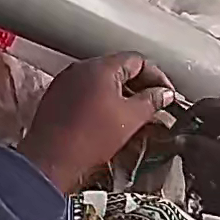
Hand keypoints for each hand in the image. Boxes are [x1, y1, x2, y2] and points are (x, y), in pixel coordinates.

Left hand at [18, 53, 175, 193]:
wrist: (52, 159)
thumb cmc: (89, 138)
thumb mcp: (130, 119)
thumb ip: (151, 101)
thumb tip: (164, 94)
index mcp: (100, 67)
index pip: (137, 60)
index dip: (157, 76)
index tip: (167, 94)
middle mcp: (81, 68)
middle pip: (119, 67)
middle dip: (140, 84)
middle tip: (155, 103)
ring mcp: (67, 80)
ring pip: (102, 79)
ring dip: (121, 92)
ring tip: (135, 113)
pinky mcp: (58, 95)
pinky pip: (86, 90)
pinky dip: (102, 99)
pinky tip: (110, 117)